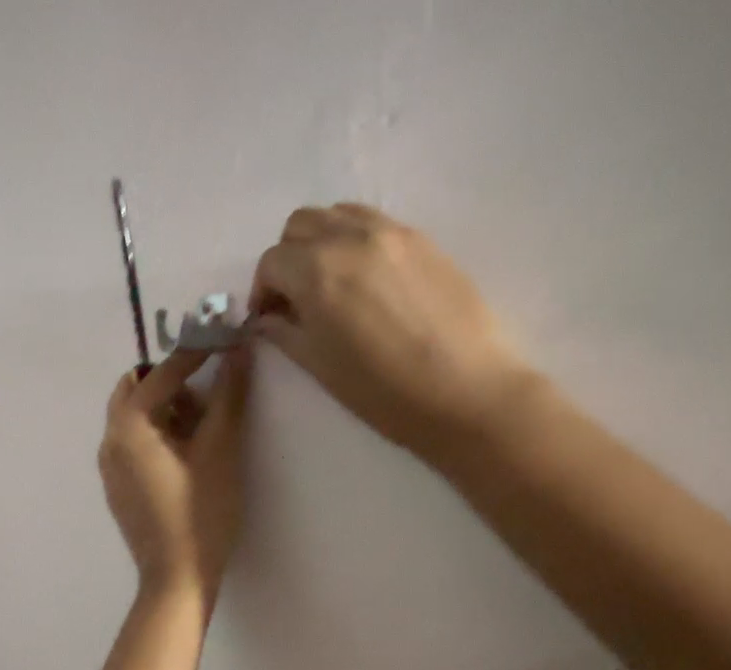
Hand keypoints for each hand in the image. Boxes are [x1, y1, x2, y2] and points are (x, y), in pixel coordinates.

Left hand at [98, 346, 251, 603]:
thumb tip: (237, 353)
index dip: (194, 353)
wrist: (176, 578)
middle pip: (136, 391)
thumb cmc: (201, 513)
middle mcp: (109, 441)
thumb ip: (228, 397)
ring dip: (166, 409)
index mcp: (128, 427)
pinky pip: (134, 445)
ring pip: (134, 419)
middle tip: (208, 387)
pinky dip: (158, 435)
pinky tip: (188, 455)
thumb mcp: (220, 450)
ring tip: (204, 424)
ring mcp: (110, 468)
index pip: (161, 374)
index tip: (222, 339)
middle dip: (171, 381)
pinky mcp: (119, 488)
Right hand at [249, 203, 534, 464]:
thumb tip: (268, 318)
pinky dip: (356, 239)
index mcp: (316, 271)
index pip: (271, 262)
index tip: (269, 318)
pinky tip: (368, 279)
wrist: (468, 393)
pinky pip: (374, 223)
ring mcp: (391, 232)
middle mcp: (349, 238)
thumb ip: (286, 333)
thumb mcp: (321, 367)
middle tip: (296, 298)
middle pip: (299, 225)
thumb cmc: (385, 392)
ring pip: (338, 215)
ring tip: (332, 282)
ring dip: (321, 241)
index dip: (263, 291)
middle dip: (288, 258)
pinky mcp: (423, 240)